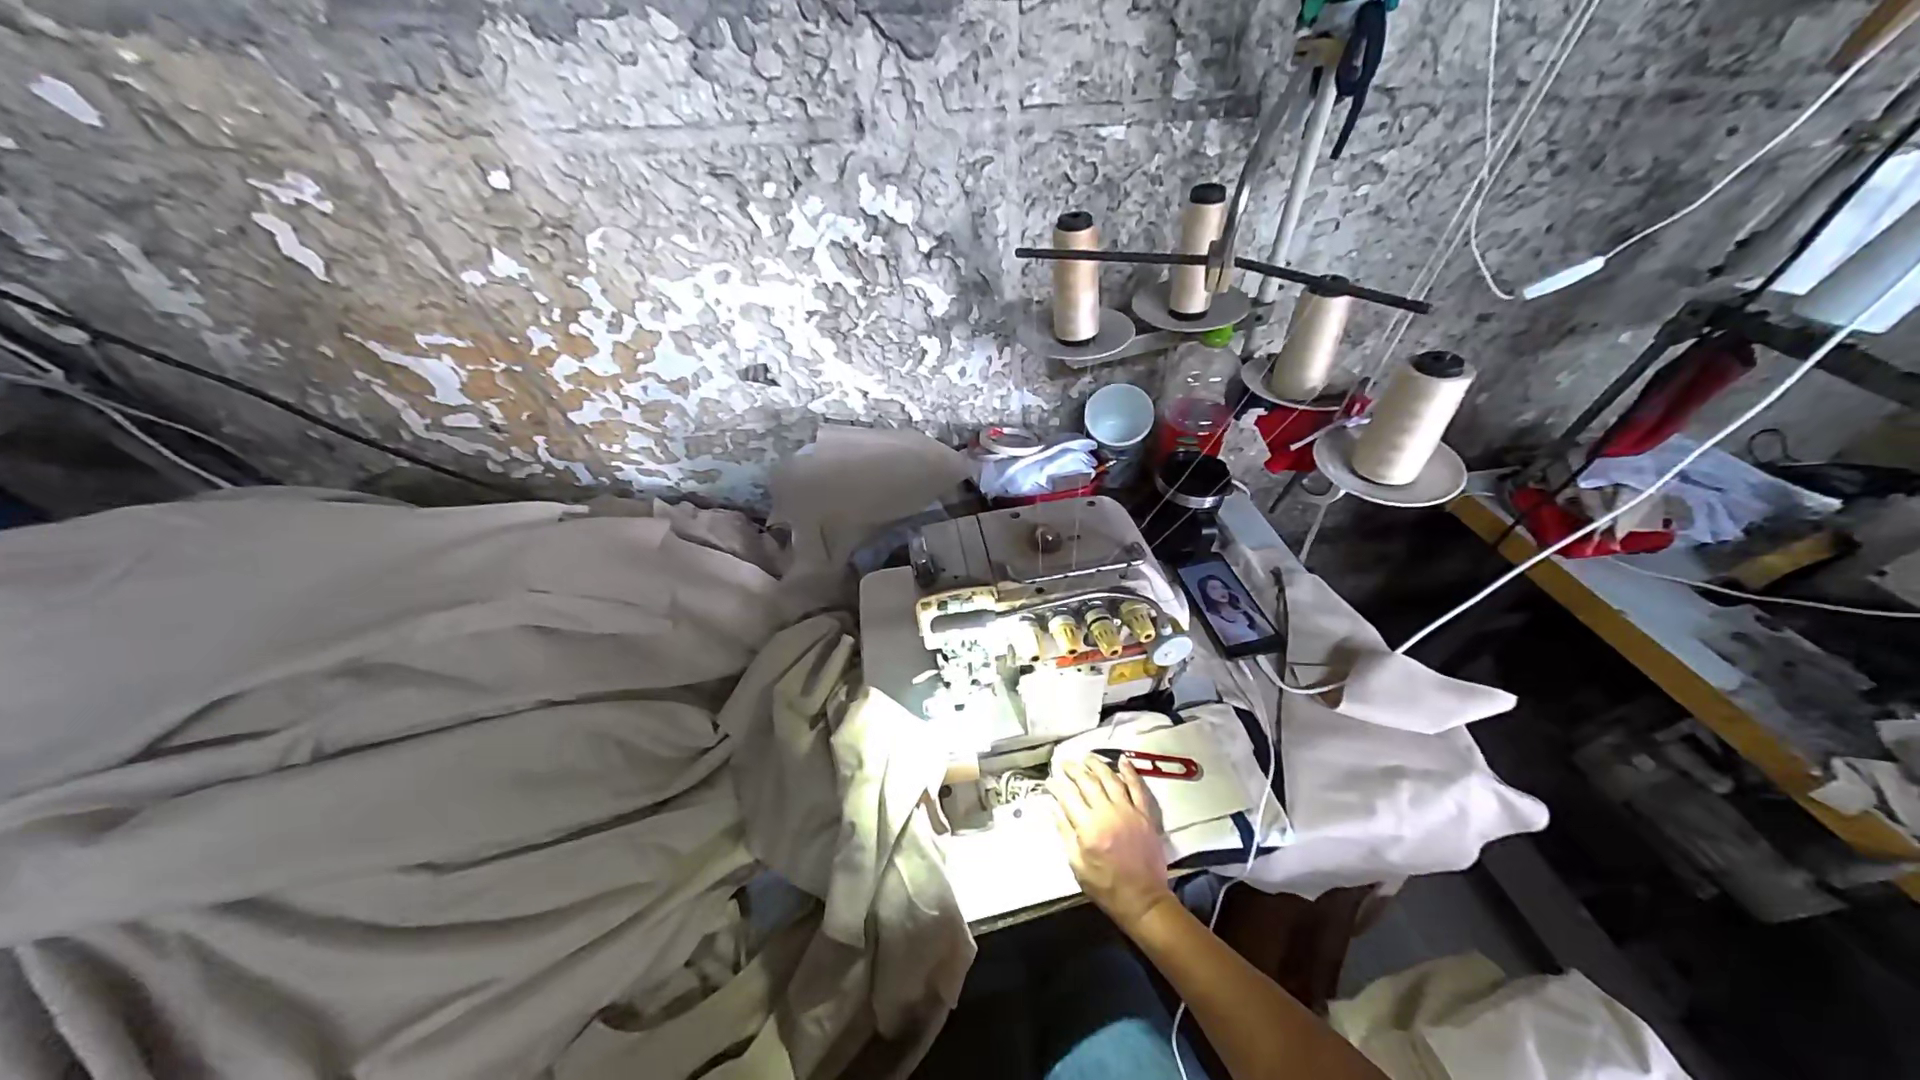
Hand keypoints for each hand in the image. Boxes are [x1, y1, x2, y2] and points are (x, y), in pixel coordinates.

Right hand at [1048, 755, 1174, 930]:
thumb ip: (1066, 834)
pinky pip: (1137, 787)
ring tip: (1087, 757)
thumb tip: (1054, 809)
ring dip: (1097, 764)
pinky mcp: (1145, 815)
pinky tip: (1122, 760)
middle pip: (1088, 782)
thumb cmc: (1105, 887)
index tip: (1050, 781)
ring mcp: (1128, 811)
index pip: (1068, 797)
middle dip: (1073, 769)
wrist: (1143, 900)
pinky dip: (1130, 772)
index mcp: (1088, 828)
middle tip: (1065, 763)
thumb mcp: (1077, 866)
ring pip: (1111, 779)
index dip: (1056, 785)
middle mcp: (1107, 814)